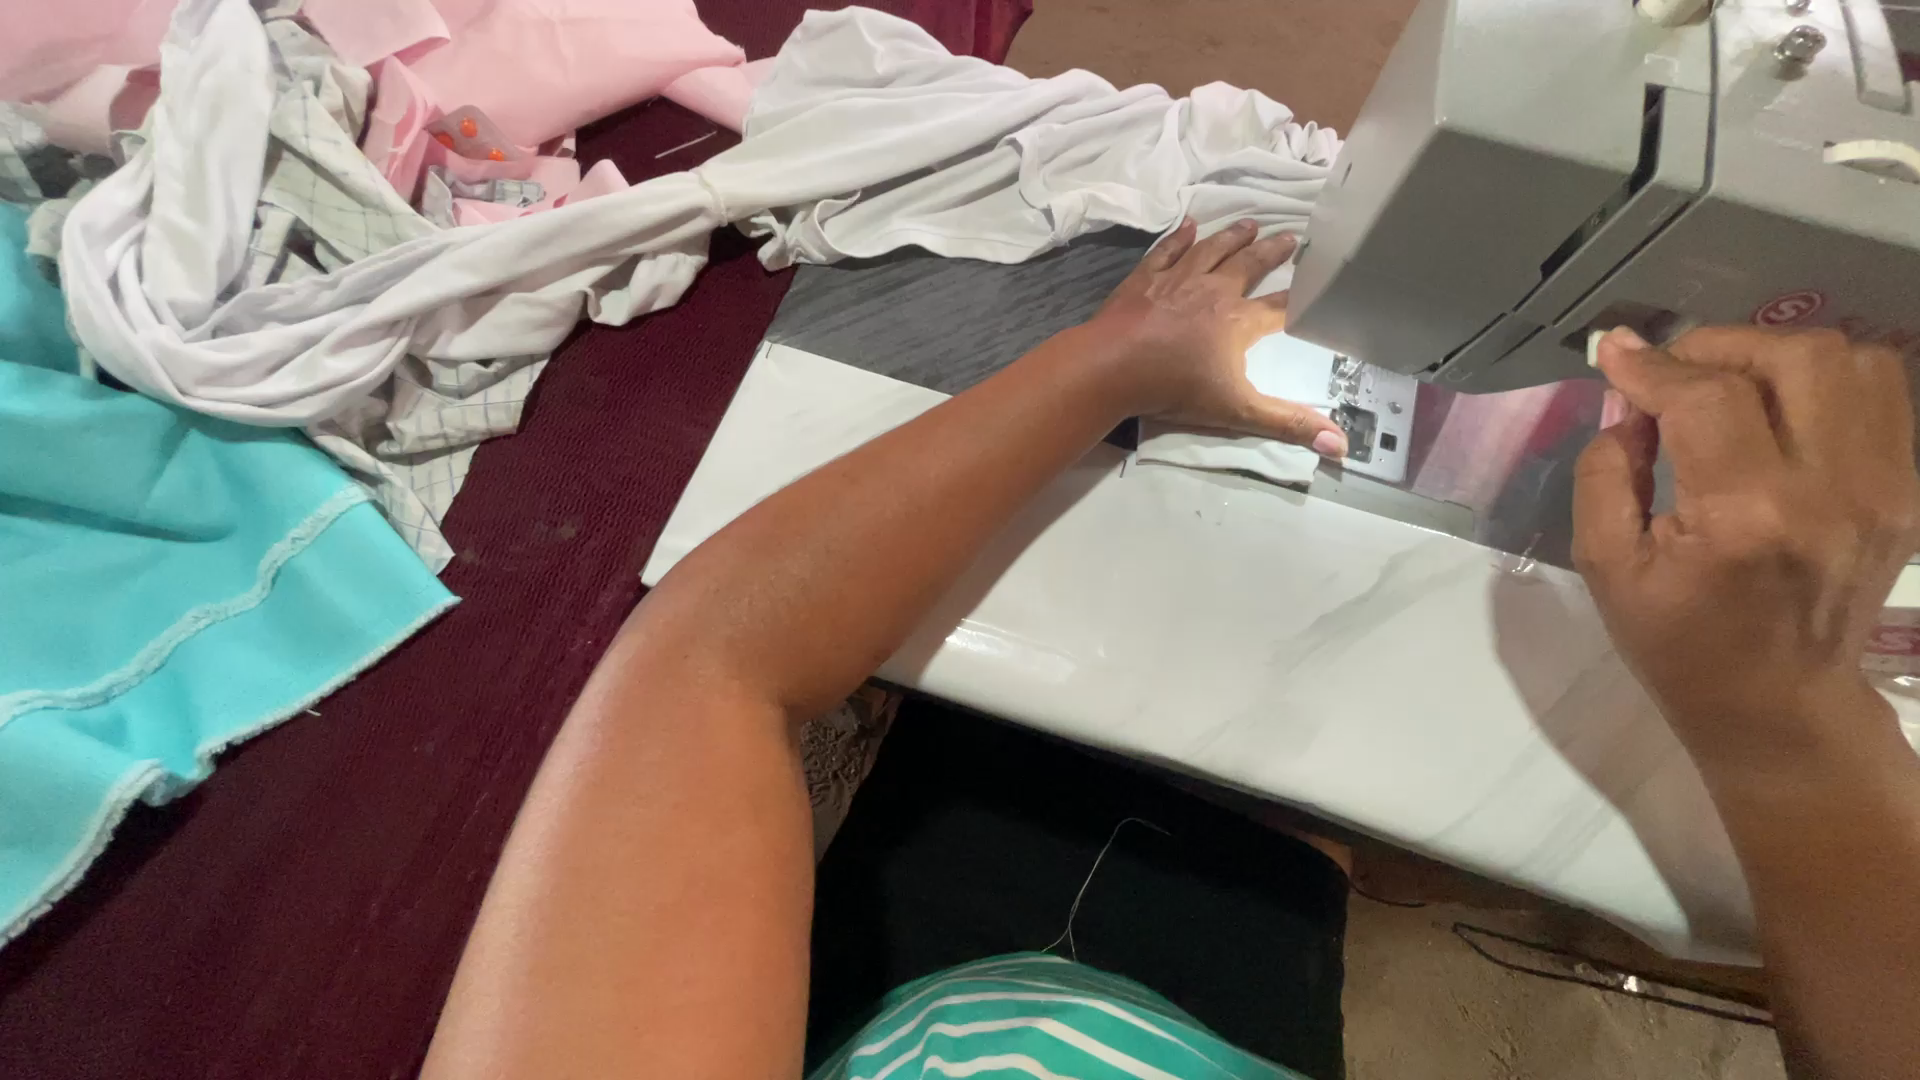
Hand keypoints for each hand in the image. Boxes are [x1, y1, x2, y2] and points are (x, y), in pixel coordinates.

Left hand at [1082, 218, 1347, 456]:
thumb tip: (1339, 444)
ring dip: (1232, 237)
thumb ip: (1286, 424)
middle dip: (1272, 253)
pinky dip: (1179, 238)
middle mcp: (1214, 290)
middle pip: (1250, 266)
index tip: (1317, 286)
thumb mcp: (1235, 411)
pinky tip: (1189, 225)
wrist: (1113, 367)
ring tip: (1250, 223)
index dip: (1299, 299)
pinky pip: (1167, 251)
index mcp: (1239, 321)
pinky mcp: (1145, 279)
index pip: (1279, 308)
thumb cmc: (1174, 389)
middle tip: (1290, 238)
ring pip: (1211, 250)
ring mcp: (1177, 279)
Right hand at [1574, 325, 1919, 771]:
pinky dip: (1817, 379)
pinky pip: (1879, 395)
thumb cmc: (1670, 635)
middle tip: (1664, 369)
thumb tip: (1625, 408)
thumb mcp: (1603, 560)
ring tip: (1715, 381)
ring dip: (1772, 355)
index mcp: (1745, 516)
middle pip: (1799, 360)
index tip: (1610, 353)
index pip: (1707, 400)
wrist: (1771, 694)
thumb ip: (1606, 473)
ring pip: (1855, 363)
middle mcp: (1834, 489)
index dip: (1651, 366)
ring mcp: (1888, 486)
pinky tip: (1765, 404)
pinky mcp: (1907, 488)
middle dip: (1716, 347)